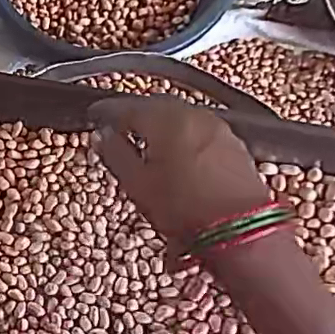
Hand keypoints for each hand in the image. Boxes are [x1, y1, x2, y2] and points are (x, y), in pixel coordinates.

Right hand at [90, 96, 271, 240]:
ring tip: (142, 137)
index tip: (95, 114)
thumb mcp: (136, 183)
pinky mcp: (233, 144)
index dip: (108, 110)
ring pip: (180, 115)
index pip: (129, 106)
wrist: (239, 229)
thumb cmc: (183, 207)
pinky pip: (198, 128)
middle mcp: (195, 116)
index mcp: (167, 120)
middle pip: (157, 105)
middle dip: (134, 112)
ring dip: (158, 122)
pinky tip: (172, 149)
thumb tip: (102, 136)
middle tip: (115, 124)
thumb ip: (116, 154)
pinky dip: (180, 132)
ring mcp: (218, 128)